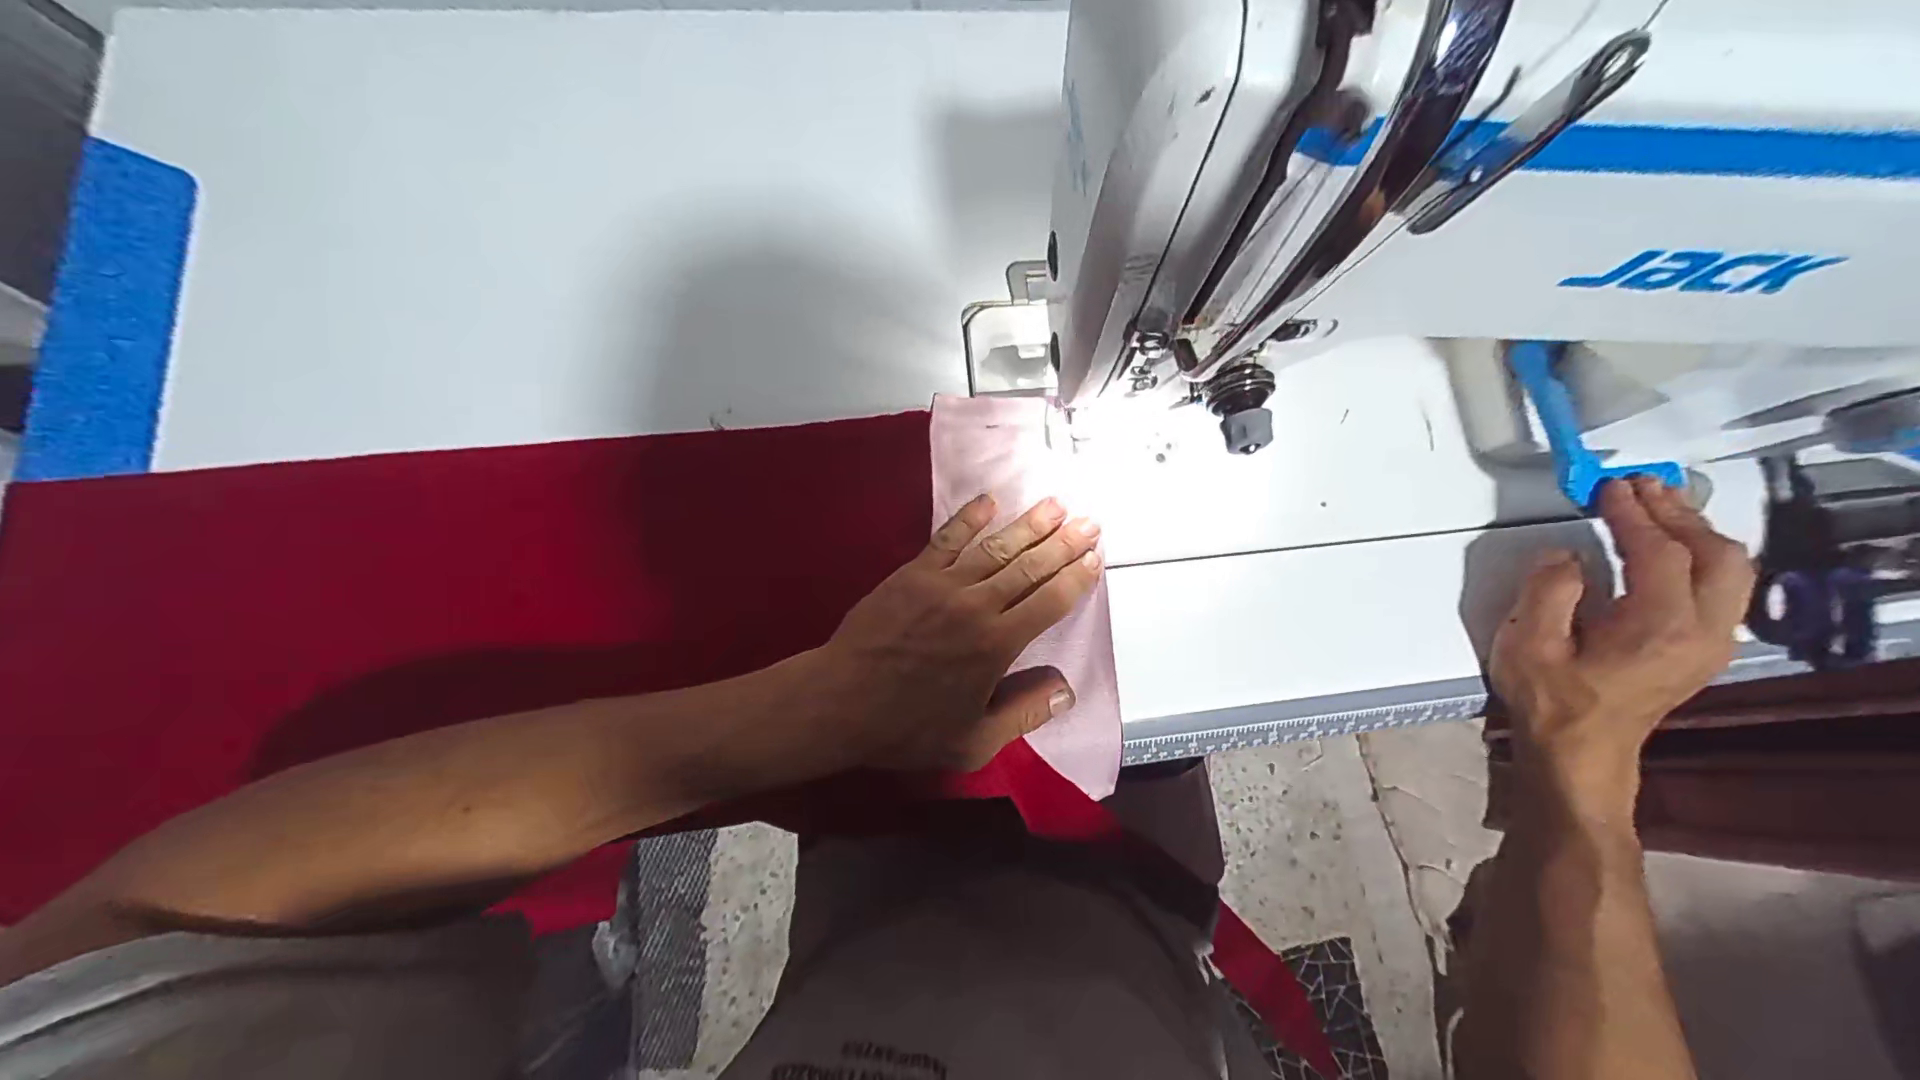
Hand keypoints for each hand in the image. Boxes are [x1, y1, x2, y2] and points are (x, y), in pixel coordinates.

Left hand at [816, 494, 1103, 771]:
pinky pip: (947, 538)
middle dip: (1063, 543)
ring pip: (996, 548)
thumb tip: (1065, 689)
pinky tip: (989, 501)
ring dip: (1028, 525)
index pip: (1049, 602)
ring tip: (1055, 505)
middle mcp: (977, 606)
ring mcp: (943, 584)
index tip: (1094, 557)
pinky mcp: (913, 574)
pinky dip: (969, 518)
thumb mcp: (973, 742)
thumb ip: (1023, 714)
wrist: (842, 701)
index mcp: (996, 645)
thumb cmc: (907, 727)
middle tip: (1089, 522)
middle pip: (1030, 567)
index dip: (1076, 578)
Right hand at [1490, 476, 1754, 809]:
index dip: (1635, 515)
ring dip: (1695, 531)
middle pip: (1716, 554)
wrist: (1581, 750)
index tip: (1610, 487)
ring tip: (1656, 505)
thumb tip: (1566, 555)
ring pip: (1730, 569)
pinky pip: (1723, 586)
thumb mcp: (1528, 644)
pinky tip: (1670, 545)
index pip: (1660, 552)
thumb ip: (1548, 591)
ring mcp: (1713, 641)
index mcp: (1659, 627)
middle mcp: (1705, 630)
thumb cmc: (1550, 699)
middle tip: (1640, 486)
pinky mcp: (1705, 647)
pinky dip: (1700, 554)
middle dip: (1678, 513)